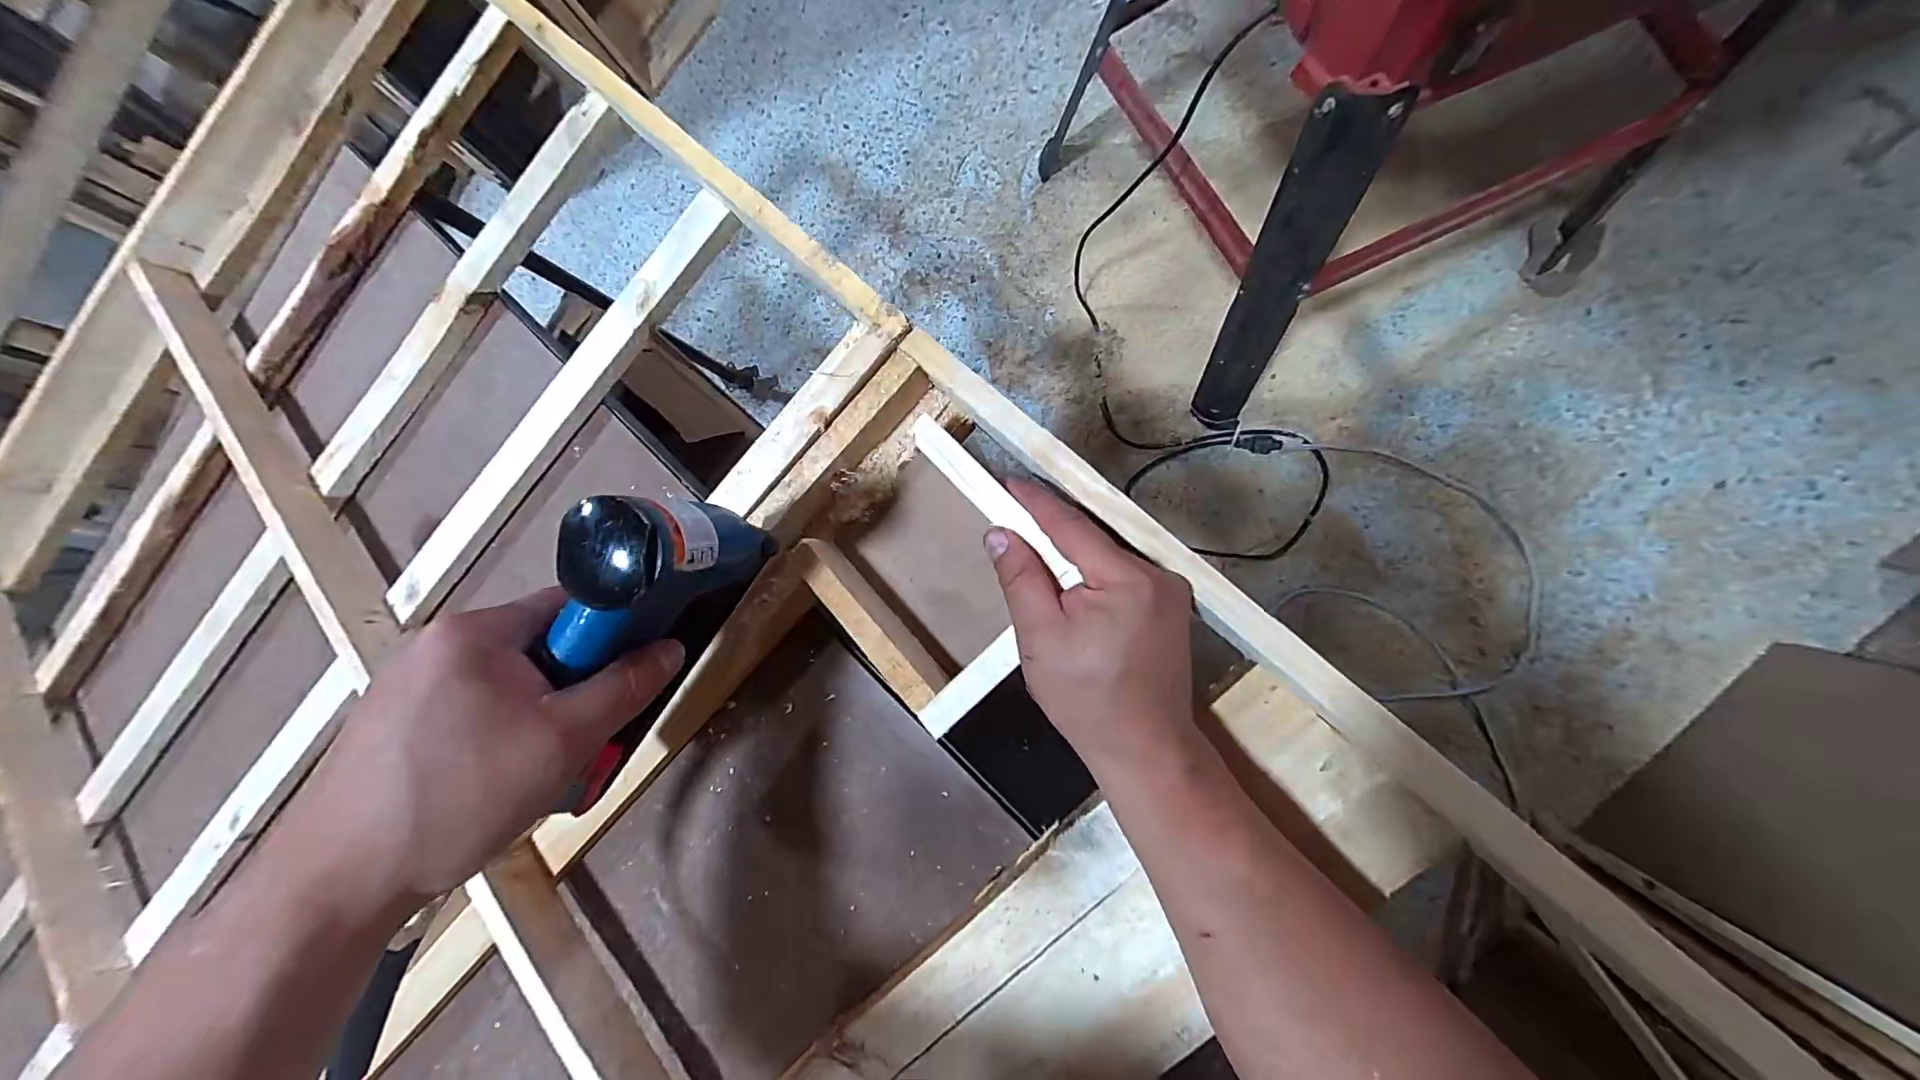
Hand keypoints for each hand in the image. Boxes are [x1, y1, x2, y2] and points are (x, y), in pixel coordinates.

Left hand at [288, 588, 683, 905]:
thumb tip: (671, 648)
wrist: (332, 889)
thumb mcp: (565, 739)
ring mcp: (407, 685)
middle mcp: (435, 644)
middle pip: (540, 647)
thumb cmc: (459, 797)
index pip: (568, 605)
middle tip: (585, 736)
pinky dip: (505, 735)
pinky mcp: (393, 724)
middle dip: (576, 689)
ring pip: (511, 684)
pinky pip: (476, 710)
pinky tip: (499, 782)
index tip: (629, 674)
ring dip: (543, 718)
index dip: (610, 634)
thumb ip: (625, 687)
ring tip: (542, 769)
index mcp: (473, 631)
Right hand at [985, 479, 1195, 770]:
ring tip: (1038, 575)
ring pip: (1105, 557)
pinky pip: (1121, 576)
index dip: (1035, 503)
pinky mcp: (1169, 607)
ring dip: (1071, 559)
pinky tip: (1072, 598)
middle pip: (1091, 539)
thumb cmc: (1090, 702)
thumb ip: (1021, 578)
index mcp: (1127, 580)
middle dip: (1050, 535)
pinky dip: (1092, 577)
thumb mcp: (1041, 638)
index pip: (1071, 525)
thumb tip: (1001, 535)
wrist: (1144, 747)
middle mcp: (1157, 576)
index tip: (1009, 484)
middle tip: (1013, 527)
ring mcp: (1169, 592)